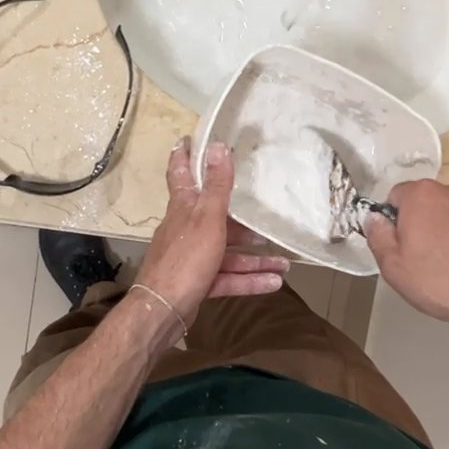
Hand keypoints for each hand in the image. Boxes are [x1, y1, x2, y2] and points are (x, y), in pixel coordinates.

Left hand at [136, 138, 288, 325]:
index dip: (183, 156)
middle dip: (241, 222)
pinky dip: (249, 280)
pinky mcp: (198, 283)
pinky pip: (228, 278)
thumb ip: (216, 186)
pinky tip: (274, 283)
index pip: (180, 174)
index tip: (188, 139)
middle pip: (215, 219)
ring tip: (283, 262)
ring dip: (254, 259)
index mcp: (183, 208)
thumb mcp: (206, 218)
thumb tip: (218, 147)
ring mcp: (192, 258)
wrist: (164, 309)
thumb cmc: (185, 258)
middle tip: (263, 218)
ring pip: (228, 254)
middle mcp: (186, 230)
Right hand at [367, 179, 448, 339]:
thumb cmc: (442, 282)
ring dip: (447, 227)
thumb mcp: (394, 267)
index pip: (395, 196)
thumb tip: (374, 217)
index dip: (392, 220)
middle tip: (422, 257)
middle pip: (426, 201)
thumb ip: (378, 236)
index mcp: (421, 194)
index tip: (398, 245)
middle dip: (421, 222)